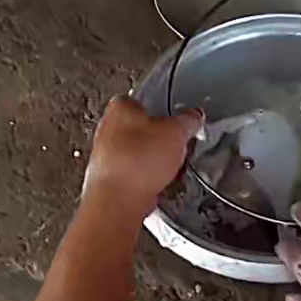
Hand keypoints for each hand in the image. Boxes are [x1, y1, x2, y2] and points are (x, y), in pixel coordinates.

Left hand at [81, 97, 201, 212]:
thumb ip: (188, 120)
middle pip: (142, 128)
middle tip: (176, 146)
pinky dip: (146, 178)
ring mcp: (106, 154)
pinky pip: (135, 173)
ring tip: (167, 168)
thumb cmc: (138, 160)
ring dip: (154, 160)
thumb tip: (194, 116)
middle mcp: (107, 127)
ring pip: (139, 152)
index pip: (145, 101)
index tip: (178, 122)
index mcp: (120, 107)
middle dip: (160, 138)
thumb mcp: (177, 132)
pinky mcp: (109, 178)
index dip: (164, 112)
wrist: (119, 199)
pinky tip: (156, 183)